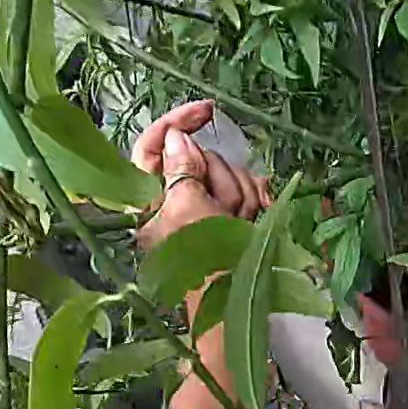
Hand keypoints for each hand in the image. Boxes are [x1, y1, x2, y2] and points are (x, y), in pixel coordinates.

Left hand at [131, 100, 271, 251]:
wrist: (239, 298)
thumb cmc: (204, 260)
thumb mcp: (187, 210)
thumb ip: (181, 169)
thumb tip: (176, 138)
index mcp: (150, 198)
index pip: (153, 145)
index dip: (176, 122)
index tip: (207, 110)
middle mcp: (176, 197)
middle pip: (199, 157)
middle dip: (218, 178)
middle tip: (220, 208)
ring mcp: (206, 204)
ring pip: (228, 171)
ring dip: (239, 194)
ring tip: (237, 222)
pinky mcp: (231, 212)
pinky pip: (248, 186)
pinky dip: (255, 199)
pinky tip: (256, 216)